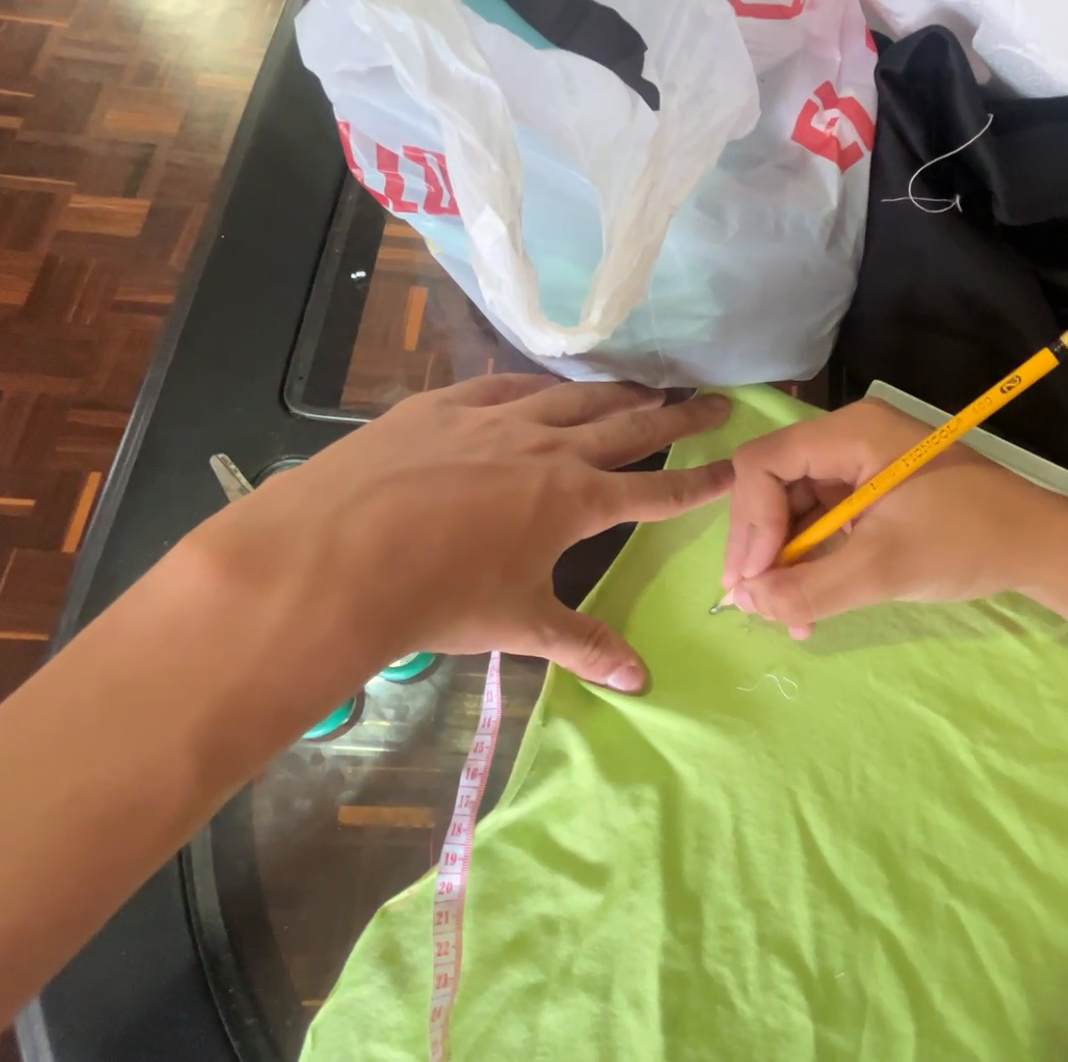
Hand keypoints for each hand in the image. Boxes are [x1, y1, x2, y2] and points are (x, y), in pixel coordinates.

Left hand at [187, 376, 731, 691]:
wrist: (330, 557)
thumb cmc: (438, 596)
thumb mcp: (520, 623)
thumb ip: (585, 645)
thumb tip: (641, 682)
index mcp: (576, 500)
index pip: (658, 490)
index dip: (702, 480)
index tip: (736, 463)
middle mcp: (548, 448)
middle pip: (630, 427)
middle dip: (678, 418)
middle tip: (715, 401)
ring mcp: (495, 419)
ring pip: (573, 397)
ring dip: (615, 393)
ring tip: (644, 388)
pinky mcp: (444, 405)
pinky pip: (505, 385)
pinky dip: (537, 387)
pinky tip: (540, 387)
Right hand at [721, 399, 1067, 637]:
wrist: (1040, 546)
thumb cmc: (968, 542)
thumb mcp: (884, 569)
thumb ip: (810, 589)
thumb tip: (748, 603)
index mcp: (851, 433)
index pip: (765, 464)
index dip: (750, 522)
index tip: (755, 579)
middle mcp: (847, 439)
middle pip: (773, 485)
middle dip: (761, 547)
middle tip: (754, 601)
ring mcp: (859, 464)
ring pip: (793, 509)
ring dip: (783, 564)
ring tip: (784, 616)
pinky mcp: (870, 492)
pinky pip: (822, 522)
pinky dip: (811, 563)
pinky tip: (808, 608)